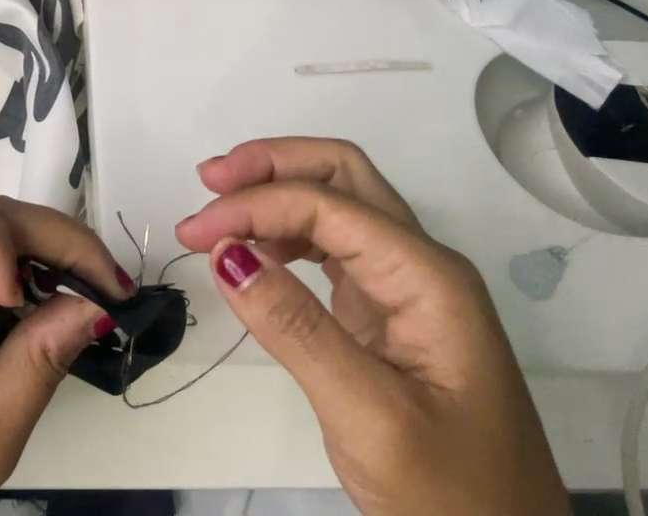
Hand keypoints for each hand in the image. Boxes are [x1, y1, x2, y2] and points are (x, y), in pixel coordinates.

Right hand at [176, 138, 569, 515]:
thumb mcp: (371, 418)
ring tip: (216, 213)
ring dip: (275, 193)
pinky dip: (284, 233)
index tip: (195, 234)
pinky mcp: (385, 313)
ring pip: (337, 203)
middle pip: (343, 175)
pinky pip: (331, 247)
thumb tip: (226, 253)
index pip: (328, 204)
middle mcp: (420, 266)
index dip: (256, 204)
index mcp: (428, 278)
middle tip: (208, 181)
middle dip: (272, 165)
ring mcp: (404, 288)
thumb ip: (296, 330)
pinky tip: (253, 251)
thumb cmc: (452, 495)